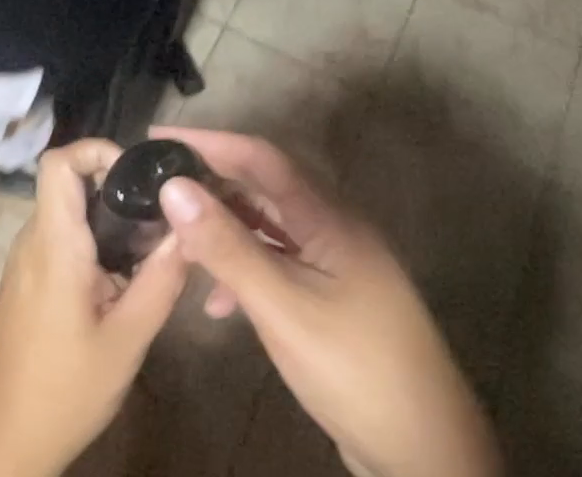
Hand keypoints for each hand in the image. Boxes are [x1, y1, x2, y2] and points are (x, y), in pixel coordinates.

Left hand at [0, 139, 189, 476]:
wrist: (7, 432)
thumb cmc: (67, 386)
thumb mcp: (128, 337)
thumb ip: (161, 278)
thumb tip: (187, 228)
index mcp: (53, 243)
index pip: (58, 162)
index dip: (97, 150)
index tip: (139, 175)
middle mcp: (33, 240)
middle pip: (69, 185)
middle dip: (117, 189)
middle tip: (164, 215)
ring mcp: (25, 260)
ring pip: (68, 214)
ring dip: (109, 220)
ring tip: (153, 248)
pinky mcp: (27, 280)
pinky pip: (61, 241)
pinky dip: (94, 243)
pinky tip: (125, 278)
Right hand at [151, 127, 502, 476]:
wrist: (425, 452)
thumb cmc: (353, 369)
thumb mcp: (282, 306)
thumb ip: (227, 246)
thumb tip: (173, 187)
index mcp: (329, 219)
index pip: (261, 158)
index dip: (208, 141)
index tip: (155, 136)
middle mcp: (333, 230)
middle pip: (263, 188)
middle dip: (210, 185)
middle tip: (156, 189)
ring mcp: (336, 266)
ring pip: (268, 229)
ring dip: (223, 231)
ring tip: (176, 243)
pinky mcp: (332, 298)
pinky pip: (277, 264)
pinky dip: (243, 271)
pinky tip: (219, 303)